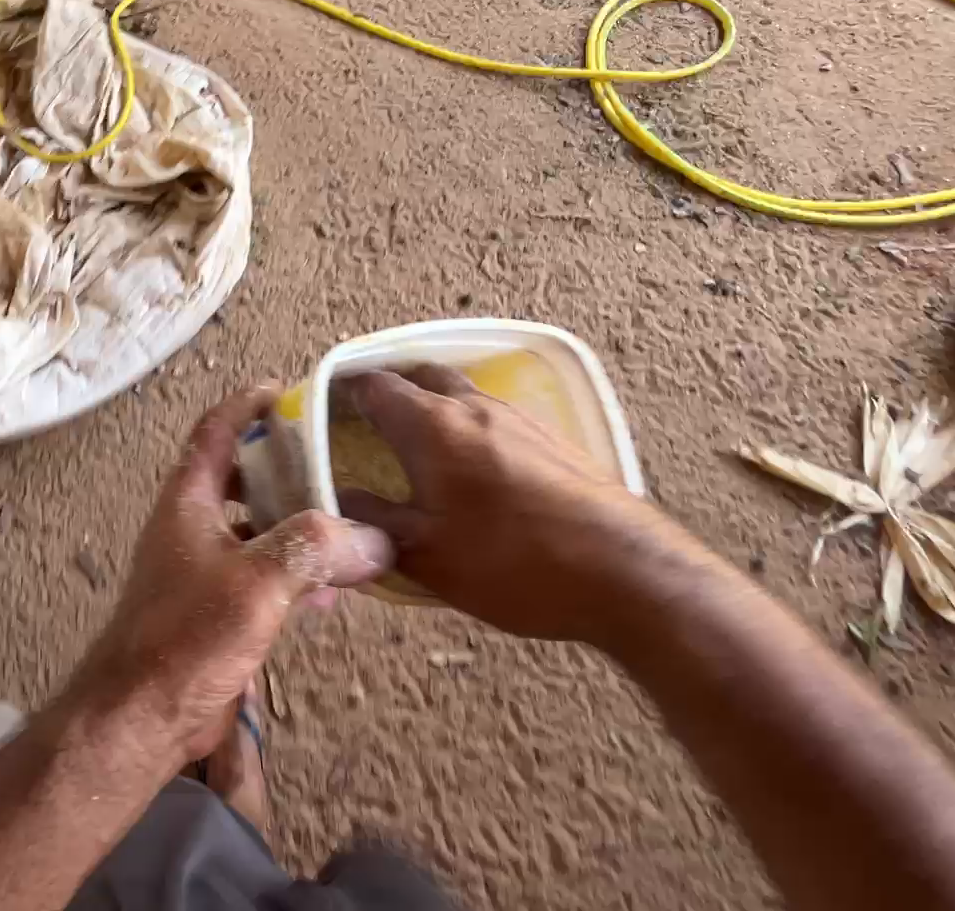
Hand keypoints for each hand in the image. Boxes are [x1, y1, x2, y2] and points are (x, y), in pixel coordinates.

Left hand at [74, 385, 392, 760]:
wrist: (143, 711)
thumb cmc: (187, 634)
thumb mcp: (256, 581)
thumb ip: (315, 550)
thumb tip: (377, 537)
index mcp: (187, 499)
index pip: (214, 432)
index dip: (246, 406)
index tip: (283, 391)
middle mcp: (190, 524)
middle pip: (236, 475)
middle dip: (282, 465)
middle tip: (332, 461)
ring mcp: (200, 566)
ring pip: (253, 527)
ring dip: (295, 524)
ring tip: (346, 527)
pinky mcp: (214, 606)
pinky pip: (260, 573)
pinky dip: (292, 573)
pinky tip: (329, 593)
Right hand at [335, 364, 712, 642]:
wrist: (633, 579)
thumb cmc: (513, 563)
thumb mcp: (423, 552)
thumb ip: (372, 519)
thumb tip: (337, 498)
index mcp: (432, 426)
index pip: (374, 386)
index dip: (342, 389)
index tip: (321, 405)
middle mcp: (474, 408)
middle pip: (421, 374)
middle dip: (388, 386)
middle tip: (363, 414)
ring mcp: (520, 420)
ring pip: (460, 392)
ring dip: (429, 402)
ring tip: (410, 439)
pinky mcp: (554, 442)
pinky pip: (492, 415)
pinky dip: (464, 423)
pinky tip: (467, 465)